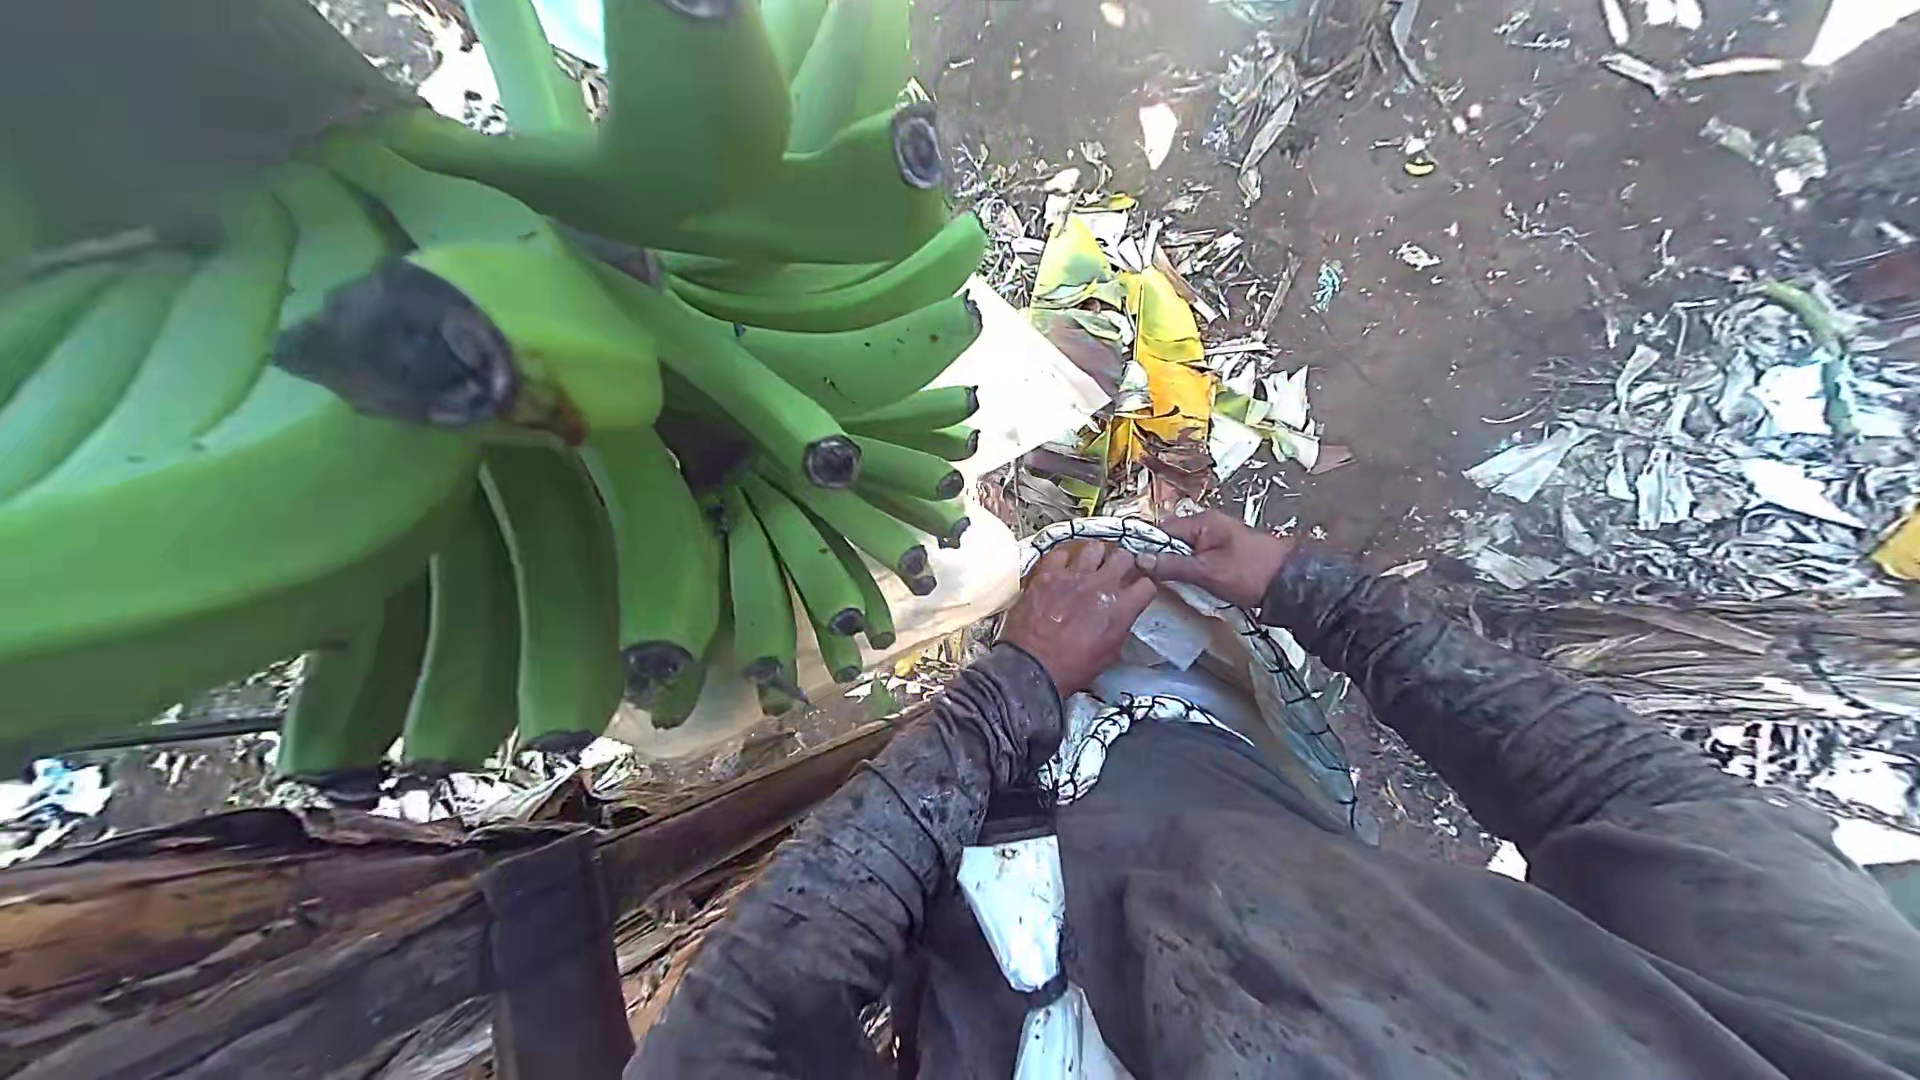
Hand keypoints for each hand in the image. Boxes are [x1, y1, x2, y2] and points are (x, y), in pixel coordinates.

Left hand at [999, 541, 1156, 696]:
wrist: (1032, 666)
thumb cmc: (1072, 668)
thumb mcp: (1110, 652)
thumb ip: (1120, 624)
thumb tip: (1121, 613)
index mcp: (1121, 607)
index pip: (1146, 584)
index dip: (1142, 587)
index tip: (1136, 591)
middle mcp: (1101, 585)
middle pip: (1123, 557)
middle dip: (1122, 564)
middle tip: (1114, 573)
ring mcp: (1073, 575)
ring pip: (1094, 548)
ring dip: (1095, 557)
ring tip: (1089, 567)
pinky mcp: (1047, 573)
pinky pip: (1060, 554)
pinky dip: (1063, 561)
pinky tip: (1061, 570)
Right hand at [1133, 509, 1293, 609]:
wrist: (1290, 585)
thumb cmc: (1249, 574)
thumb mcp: (1205, 572)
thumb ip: (1171, 565)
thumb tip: (1140, 559)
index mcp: (1202, 522)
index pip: (1161, 530)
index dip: (1146, 547)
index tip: (1134, 566)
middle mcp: (1207, 525)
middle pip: (1170, 540)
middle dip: (1160, 558)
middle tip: (1150, 580)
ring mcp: (1216, 539)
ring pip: (1182, 550)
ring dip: (1174, 566)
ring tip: (1166, 583)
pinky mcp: (1222, 553)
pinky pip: (1195, 557)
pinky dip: (1188, 569)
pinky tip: (1186, 583)